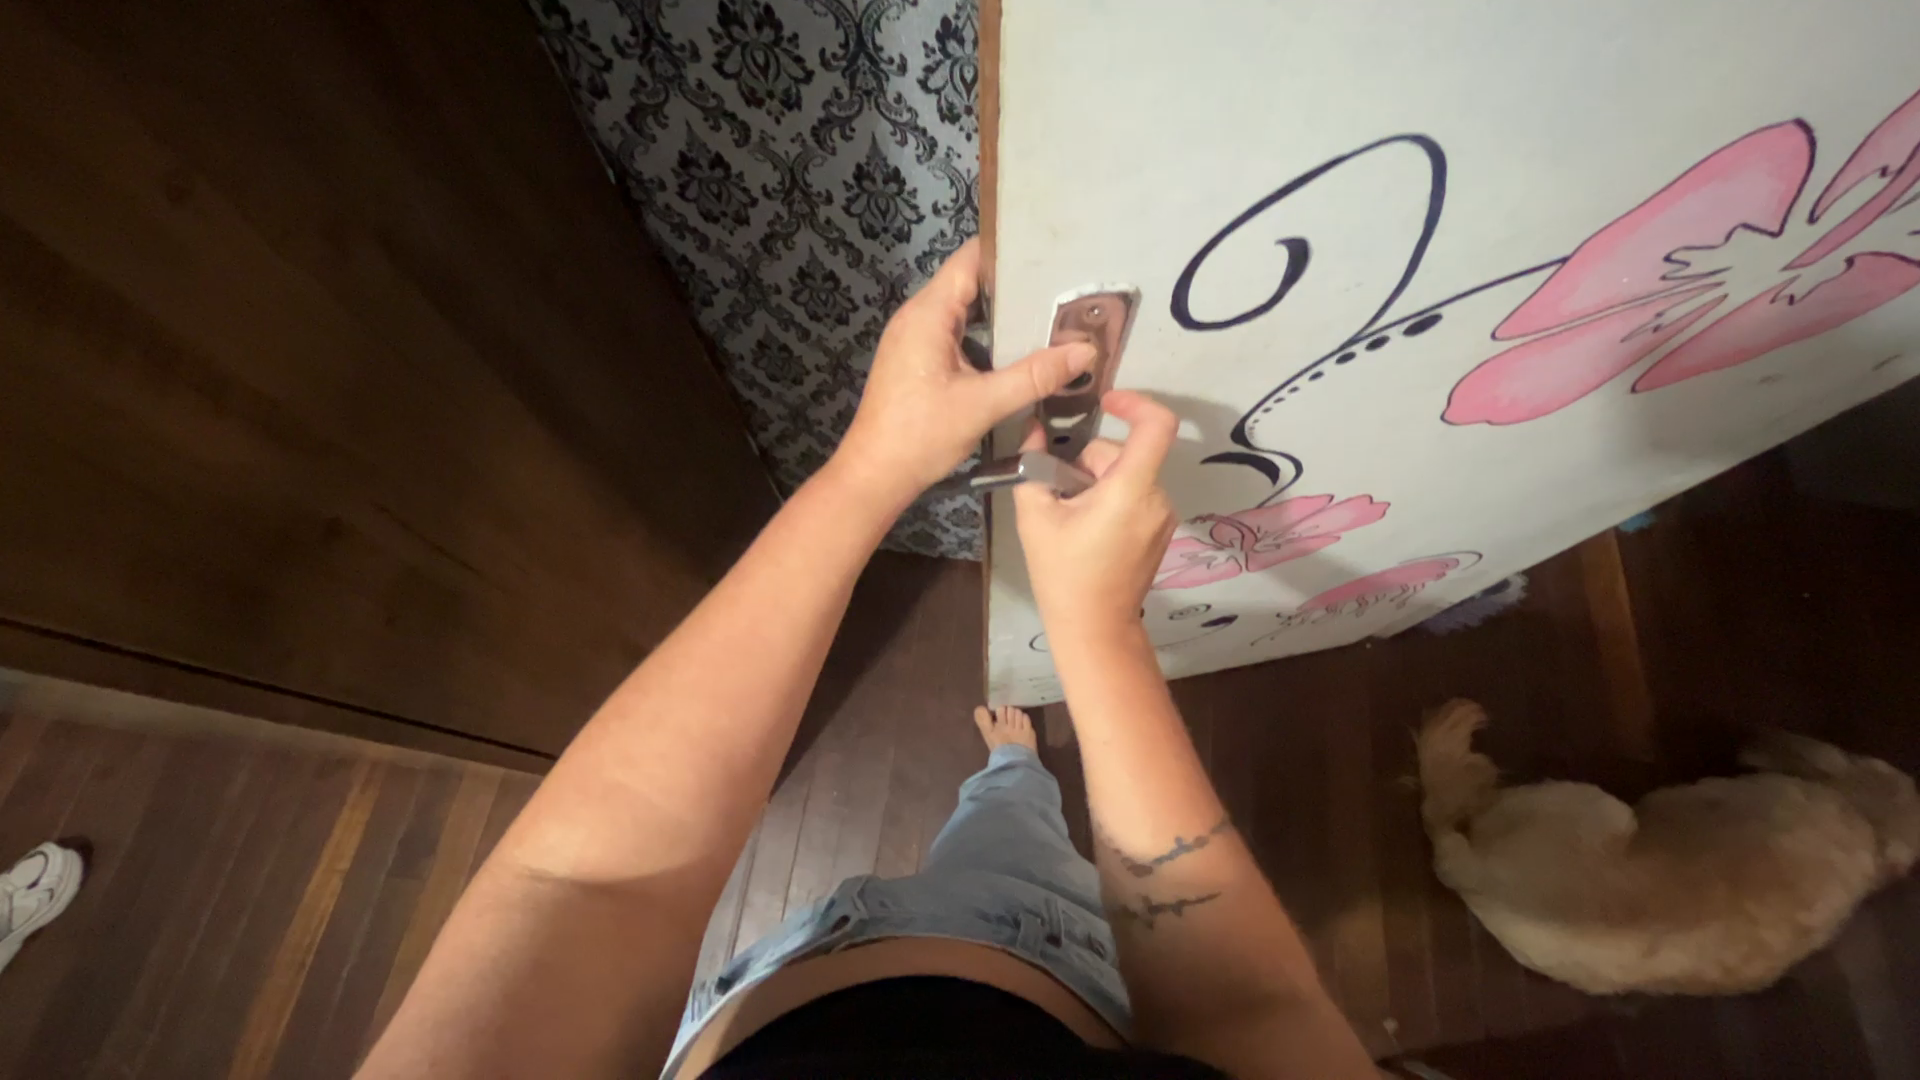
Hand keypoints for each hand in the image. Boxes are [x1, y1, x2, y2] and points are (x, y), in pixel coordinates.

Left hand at [835, 239, 1096, 503]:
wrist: (875, 475)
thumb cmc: (920, 436)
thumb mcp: (982, 405)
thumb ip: (1034, 376)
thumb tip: (1084, 353)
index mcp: (928, 314)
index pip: (970, 260)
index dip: (1009, 252)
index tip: (1050, 255)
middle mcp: (917, 317)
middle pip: (969, 283)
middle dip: (1012, 286)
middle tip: (1059, 292)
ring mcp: (913, 340)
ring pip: (963, 312)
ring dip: (999, 316)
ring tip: (1045, 319)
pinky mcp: (915, 361)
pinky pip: (954, 336)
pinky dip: (983, 339)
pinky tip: (1013, 355)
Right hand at [1012, 390, 1179, 640]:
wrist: (1094, 627)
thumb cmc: (1062, 574)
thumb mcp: (1034, 517)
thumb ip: (1033, 466)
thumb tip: (1034, 430)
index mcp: (1130, 489)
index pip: (1157, 425)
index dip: (1135, 402)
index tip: (1106, 402)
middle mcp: (1157, 497)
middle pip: (1125, 454)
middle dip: (1088, 464)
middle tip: (1059, 495)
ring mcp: (1163, 516)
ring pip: (1128, 475)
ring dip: (1098, 483)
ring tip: (1071, 518)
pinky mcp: (1161, 530)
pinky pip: (1135, 496)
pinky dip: (1112, 499)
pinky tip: (1089, 530)